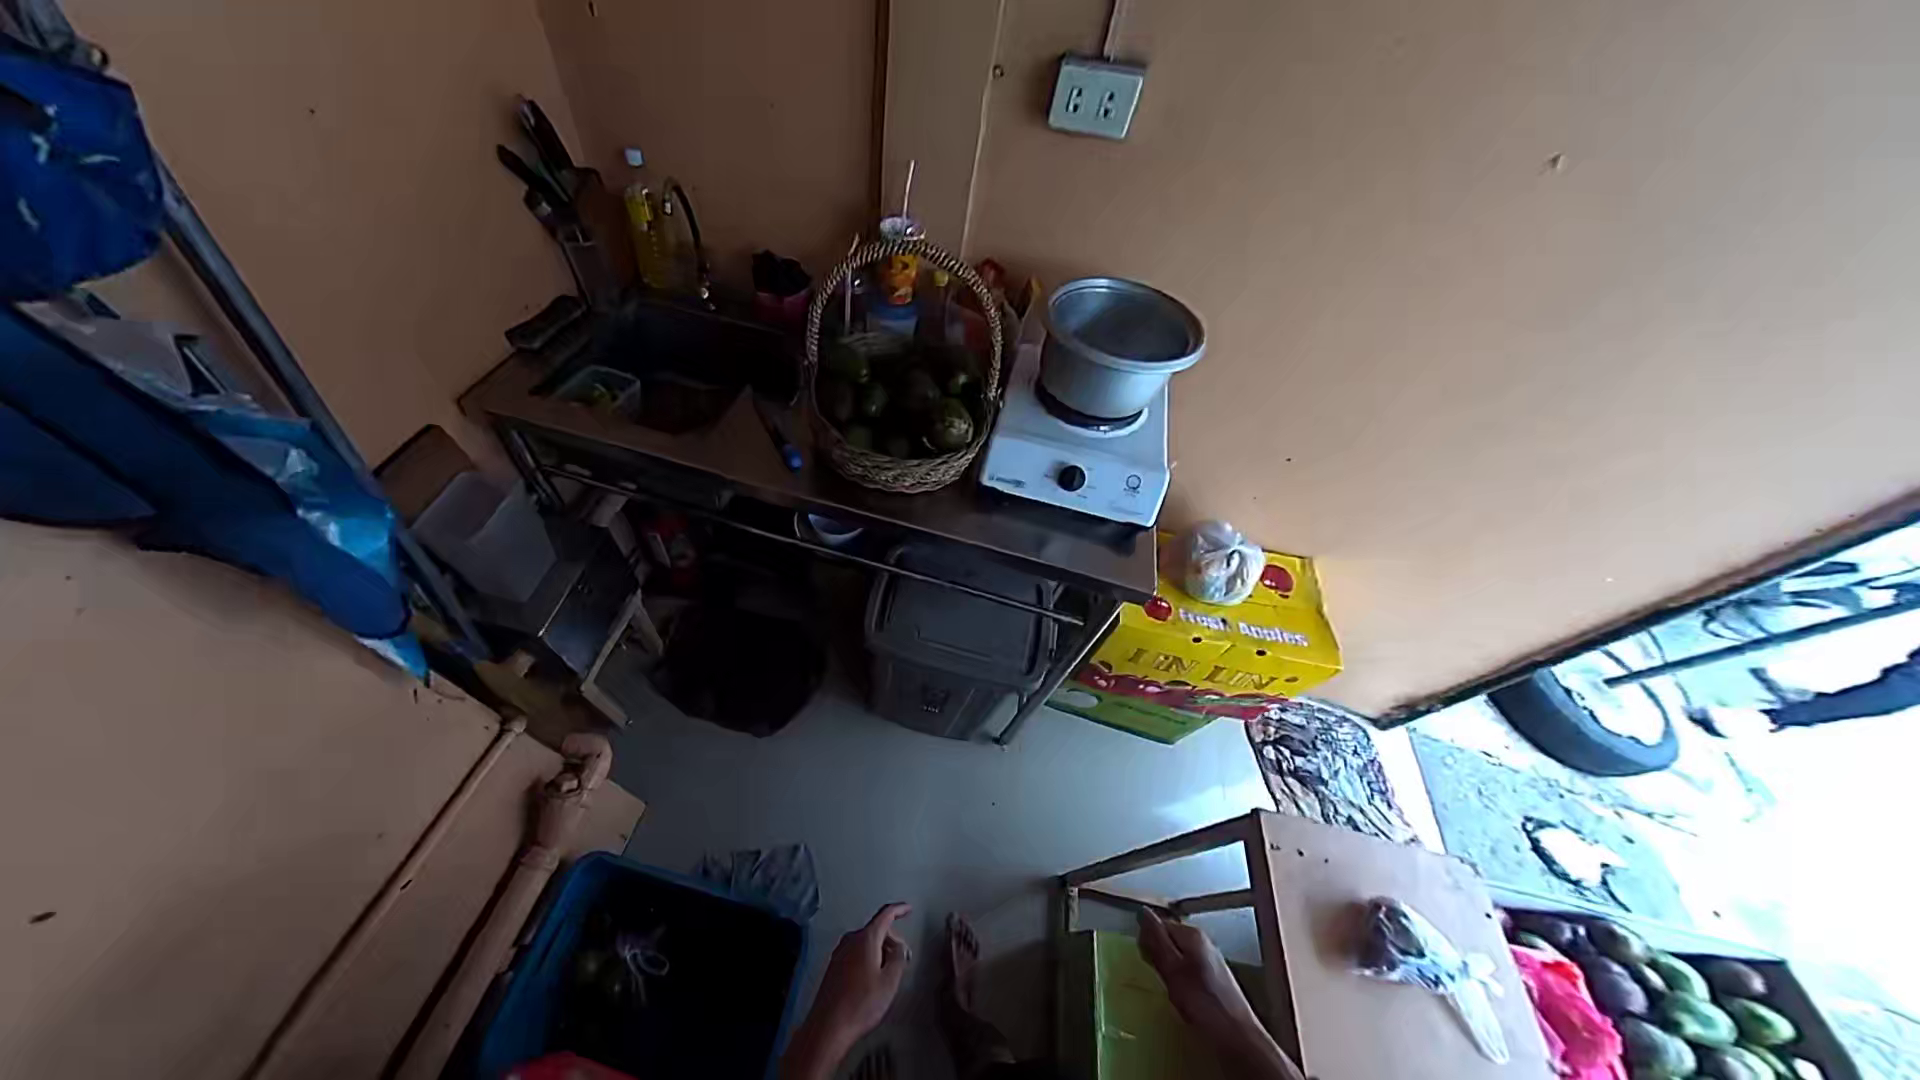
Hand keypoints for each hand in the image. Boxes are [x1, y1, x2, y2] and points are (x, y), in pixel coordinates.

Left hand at [783, 903, 912, 1079]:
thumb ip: (899, 956)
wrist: (828, 1027)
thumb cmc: (860, 1004)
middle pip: (876, 929)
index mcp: (866, 938)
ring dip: (879, 951)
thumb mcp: (890, 980)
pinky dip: (866, 959)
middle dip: (891, 939)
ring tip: (886, 975)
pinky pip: (855, 953)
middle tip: (901, 958)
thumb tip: (899, 946)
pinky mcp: (834, 967)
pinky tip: (870, 982)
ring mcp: (839, 953)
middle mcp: (851, 940)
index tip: (907, 908)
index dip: (899, 909)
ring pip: (865, 942)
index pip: (886, 914)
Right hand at [1137, 909, 1302, 1079]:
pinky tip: (1185, 999)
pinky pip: (1190, 971)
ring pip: (1180, 957)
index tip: (1146, 960)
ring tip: (1172, 990)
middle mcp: (1204, 942)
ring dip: (1171, 970)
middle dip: (1160, 956)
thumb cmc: (1203, 1004)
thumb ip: (1156, 941)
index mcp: (1193, 935)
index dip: (1148, 941)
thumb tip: (1143, 912)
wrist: (1239, 1039)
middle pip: (1171, 939)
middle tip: (1160, 977)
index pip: (1160, 924)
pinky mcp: (1216, 980)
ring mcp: (1212, 961)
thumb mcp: (1172, 970)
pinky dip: (1183, 982)